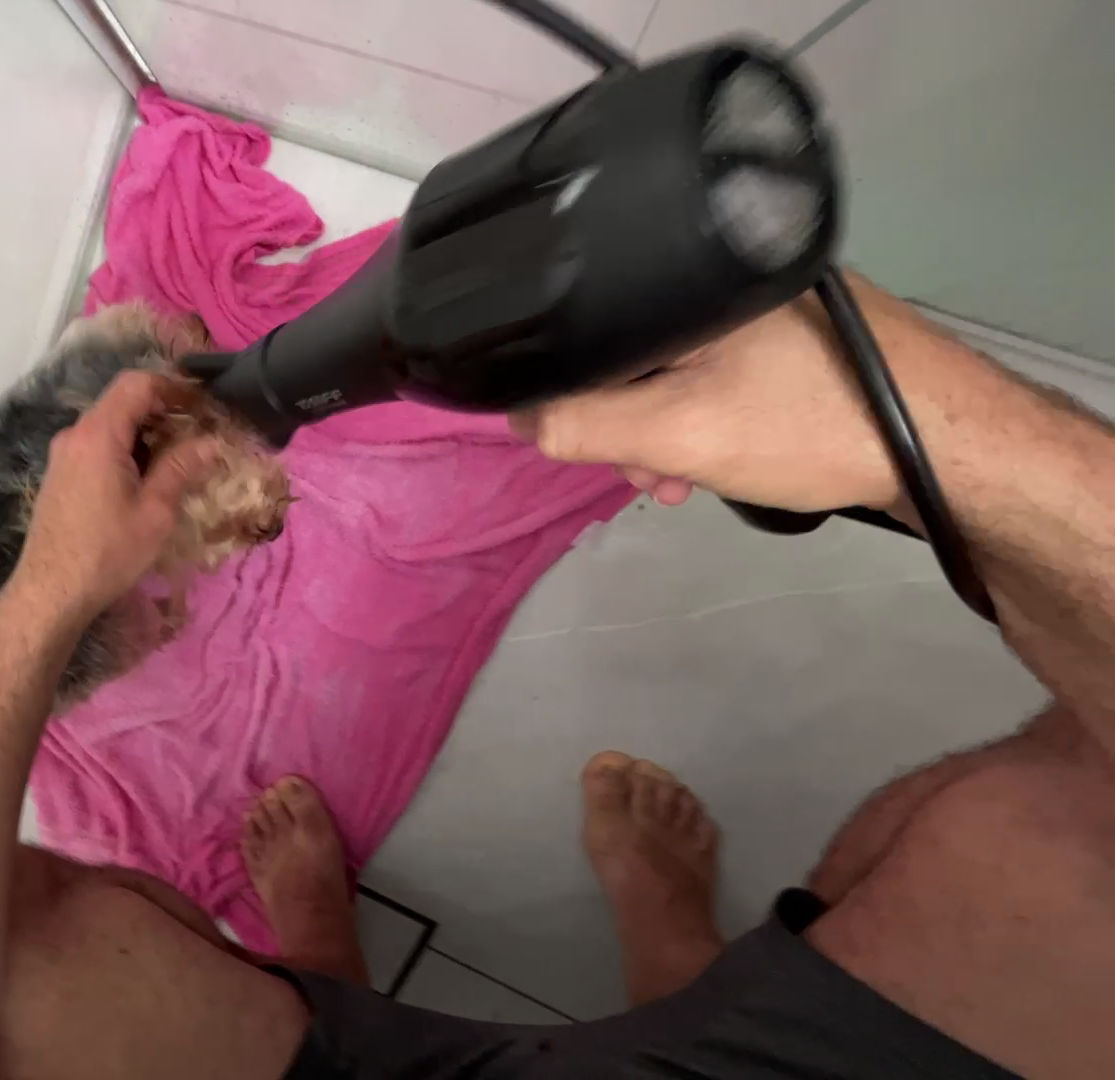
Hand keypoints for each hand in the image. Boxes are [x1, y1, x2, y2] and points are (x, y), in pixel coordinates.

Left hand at [7, 371, 217, 621]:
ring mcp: (62, 455)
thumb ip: (181, 469)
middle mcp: (74, 435)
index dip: (172, 386)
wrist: (49, 591)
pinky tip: (144, 479)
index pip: (136, 384)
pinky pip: (95, 447)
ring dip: (144, 433)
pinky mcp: (59, 476)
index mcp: (98, 434)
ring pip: (109, 426)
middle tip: (196, 433)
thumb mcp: (155, 512)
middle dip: (162, 411)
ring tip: (176, 459)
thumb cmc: (107, 552)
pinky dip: (123, 450)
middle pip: (121, 402)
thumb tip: (211, 443)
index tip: (201, 404)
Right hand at [511, 279, 940, 513]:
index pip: (588, 334)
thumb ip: (576, 424)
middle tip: (643, 472)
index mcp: (692, 278)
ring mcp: (764, 309)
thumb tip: (516, 417)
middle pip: (627, 356)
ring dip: (655, 430)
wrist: (953, 453)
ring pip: (667, 372)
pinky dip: (695, 419)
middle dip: (620, 422)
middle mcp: (727, 281)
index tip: (589, 446)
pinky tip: (706, 459)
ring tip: (675, 478)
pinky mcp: (789, 337)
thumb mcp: (669, 433)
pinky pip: (709, 376)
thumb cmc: (806, 428)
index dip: (570, 395)